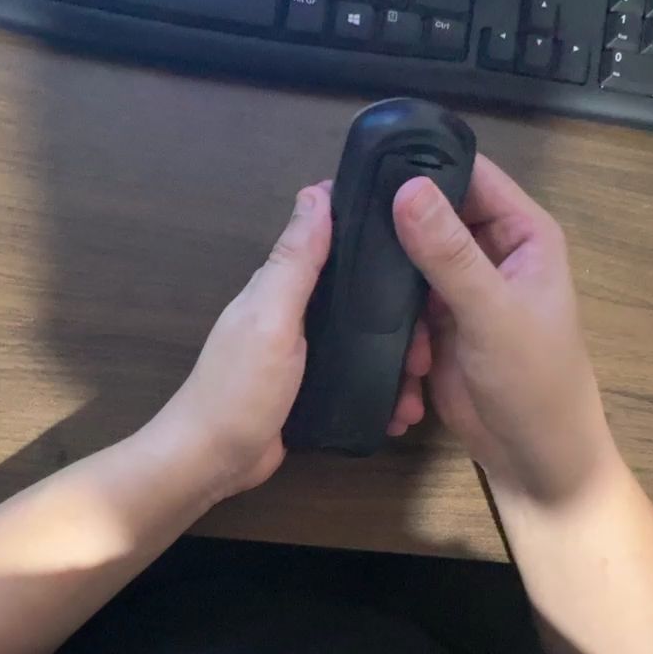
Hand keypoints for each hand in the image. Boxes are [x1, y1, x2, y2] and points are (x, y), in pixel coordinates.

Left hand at [146, 182, 431, 499]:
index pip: (329, 240)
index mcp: (279, 287)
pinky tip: (405, 396)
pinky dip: (380, 380)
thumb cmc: (240, 388)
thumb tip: (315, 193)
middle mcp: (292, 313)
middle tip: (438, 324)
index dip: (371, 229)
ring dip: (393, 348)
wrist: (214, 460)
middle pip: (354, 292)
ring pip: (359, 335)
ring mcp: (302, 353)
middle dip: (397, 303)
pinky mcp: (311, 388)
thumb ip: (295, 262)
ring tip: (427, 370)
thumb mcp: (270, 318)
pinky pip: (354, 373)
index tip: (421, 231)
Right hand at [392, 155, 618, 507]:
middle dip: (394, 232)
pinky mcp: (437, 327)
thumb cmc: (533, 380)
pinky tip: (398, 352)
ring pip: (410, 266)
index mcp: (521, 234)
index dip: (425, 167)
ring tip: (375, 310)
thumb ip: (449, 254)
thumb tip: (406, 189)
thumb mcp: (492, 313)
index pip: (471, 177)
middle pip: (431, 219)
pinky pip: (402, 308)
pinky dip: (394, 327)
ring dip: (392, 289)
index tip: (367, 168)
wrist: (530, 455)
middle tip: (343, 233)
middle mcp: (489, 254)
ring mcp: (460, 292)